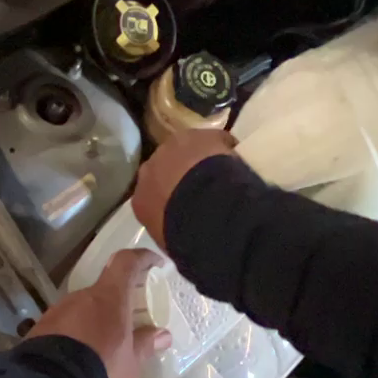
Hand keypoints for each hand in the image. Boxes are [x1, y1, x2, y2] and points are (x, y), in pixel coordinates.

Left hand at [34, 249, 171, 377]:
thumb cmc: (100, 371)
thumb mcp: (130, 364)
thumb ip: (145, 345)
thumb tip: (163, 334)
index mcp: (109, 298)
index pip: (126, 262)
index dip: (142, 258)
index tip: (155, 263)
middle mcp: (83, 296)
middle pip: (105, 288)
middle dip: (119, 300)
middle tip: (132, 318)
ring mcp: (59, 310)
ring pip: (85, 307)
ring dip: (97, 319)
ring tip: (106, 344)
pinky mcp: (41, 327)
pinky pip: (66, 323)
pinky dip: (78, 332)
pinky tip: (82, 355)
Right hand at [132, 128, 239, 248]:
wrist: (207, 213)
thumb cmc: (186, 237)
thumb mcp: (169, 242)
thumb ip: (168, 230)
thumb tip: (178, 234)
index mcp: (141, 198)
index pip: (150, 194)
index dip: (168, 196)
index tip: (182, 203)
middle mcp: (151, 167)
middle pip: (166, 165)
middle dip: (181, 172)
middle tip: (203, 185)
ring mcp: (173, 147)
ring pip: (187, 148)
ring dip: (200, 157)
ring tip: (220, 171)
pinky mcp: (199, 135)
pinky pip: (213, 139)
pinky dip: (223, 147)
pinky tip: (236, 160)